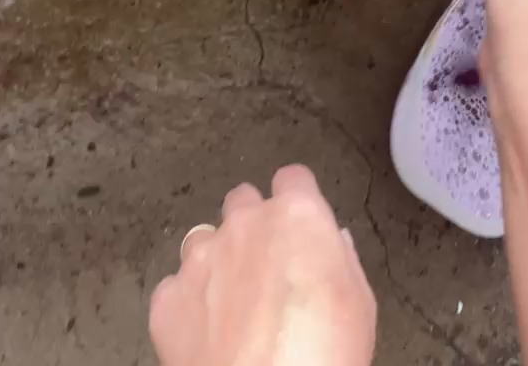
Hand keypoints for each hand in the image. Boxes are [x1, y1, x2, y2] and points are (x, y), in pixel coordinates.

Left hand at [149, 164, 376, 365]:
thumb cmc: (327, 352)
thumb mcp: (359, 302)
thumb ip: (340, 259)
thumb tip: (330, 244)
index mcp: (296, 213)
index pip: (293, 178)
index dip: (297, 198)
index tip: (300, 223)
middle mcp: (245, 222)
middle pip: (243, 200)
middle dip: (252, 224)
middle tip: (266, 265)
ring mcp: (201, 257)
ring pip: (203, 238)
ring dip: (217, 259)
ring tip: (233, 302)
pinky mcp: (168, 298)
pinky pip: (176, 288)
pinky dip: (188, 304)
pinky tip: (207, 333)